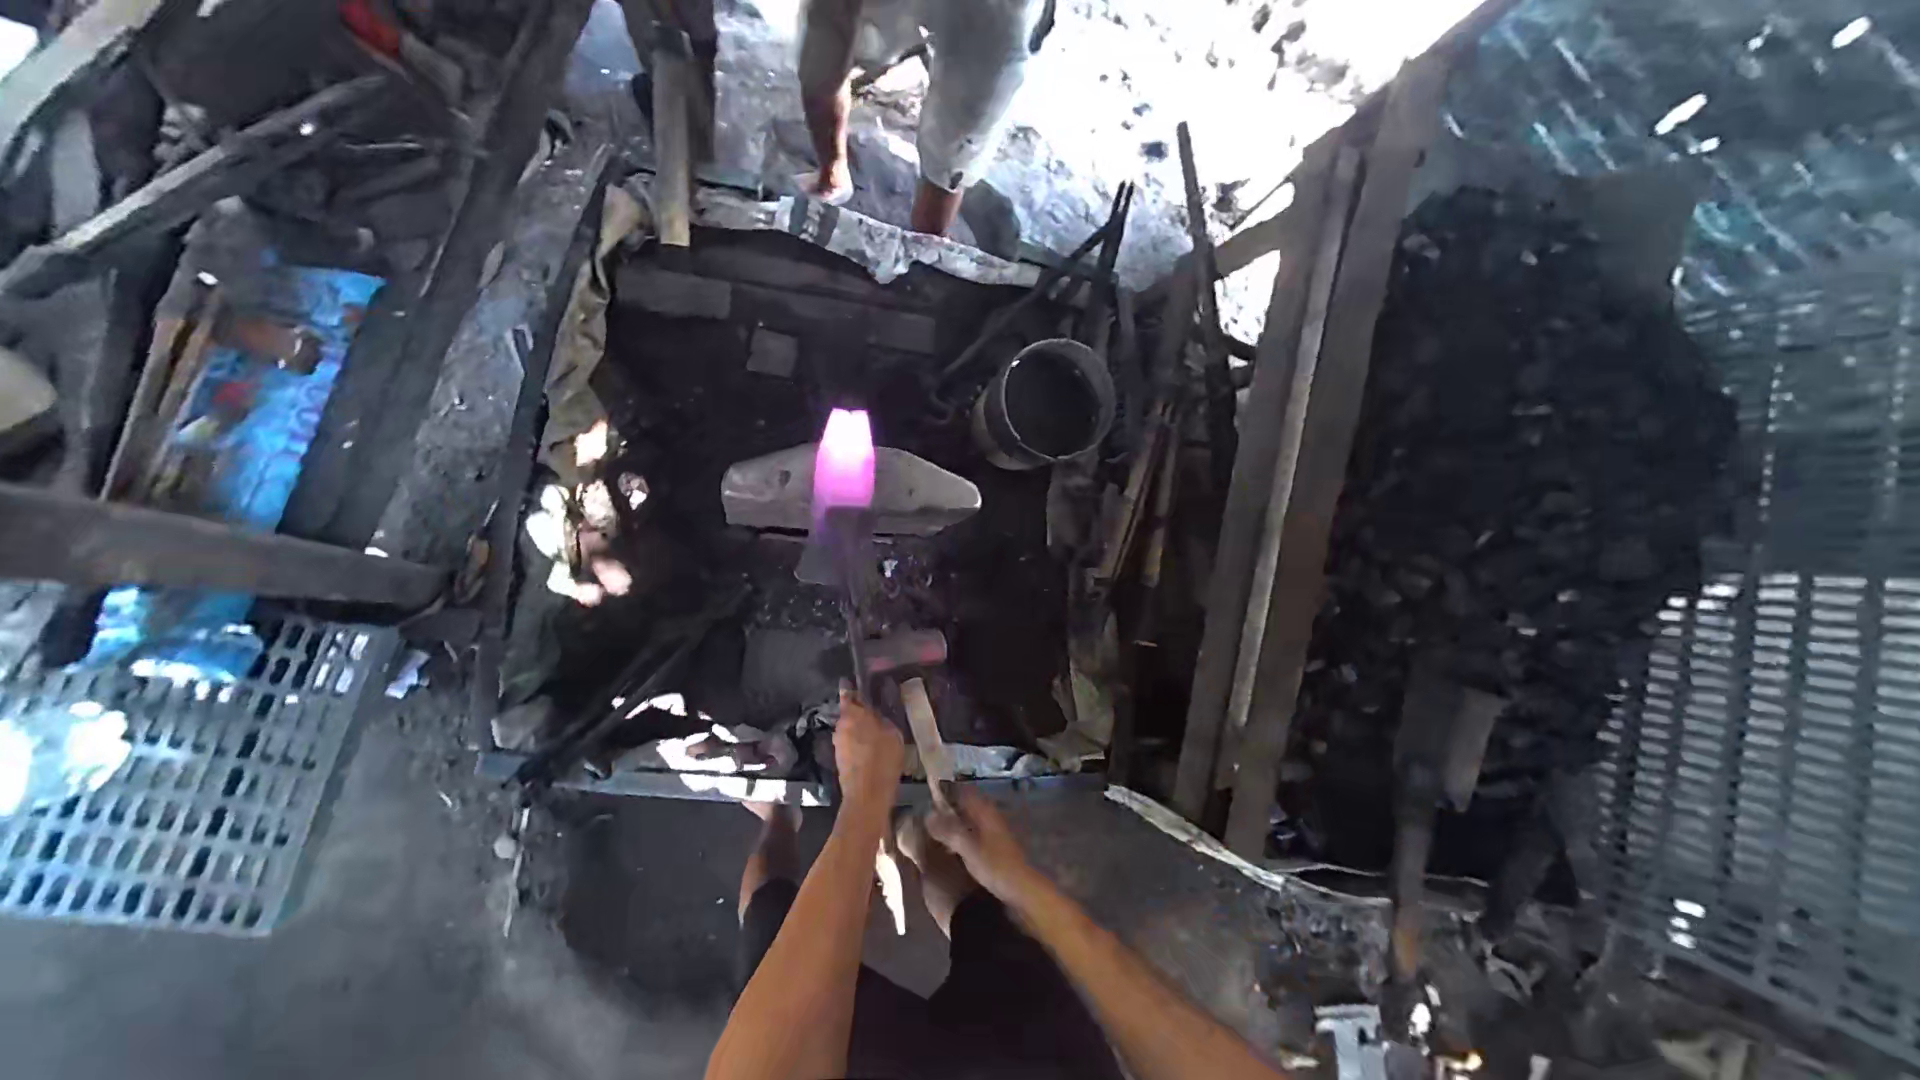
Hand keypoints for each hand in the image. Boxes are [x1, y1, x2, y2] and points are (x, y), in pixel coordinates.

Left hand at [833, 686, 903, 808]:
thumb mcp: (892, 732)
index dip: (853, 688)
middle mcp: (840, 726)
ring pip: (849, 729)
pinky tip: (872, 749)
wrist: (867, 796)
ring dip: (859, 729)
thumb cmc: (883, 759)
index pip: (848, 693)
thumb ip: (884, 716)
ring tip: (877, 732)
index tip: (860, 684)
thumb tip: (880, 706)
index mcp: (851, 714)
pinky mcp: (839, 759)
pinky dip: (858, 742)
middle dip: (860, 711)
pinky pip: (850, 743)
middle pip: (849, 712)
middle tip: (877, 712)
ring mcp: (837, 744)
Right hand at [926, 787, 1041, 904]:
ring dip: (954, 821)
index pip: (963, 790)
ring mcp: (993, 828)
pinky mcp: (994, 842)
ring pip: (969, 817)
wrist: (1021, 887)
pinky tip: (950, 845)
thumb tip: (927, 814)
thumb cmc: (995, 866)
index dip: (946, 790)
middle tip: (927, 815)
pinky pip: (973, 830)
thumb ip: (948, 830)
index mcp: (985, 810)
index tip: (928, 796)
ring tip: (934, 830)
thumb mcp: (968, 848)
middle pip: (965, 803)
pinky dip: (961, 833)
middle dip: (948, 807)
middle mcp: (990, 814)